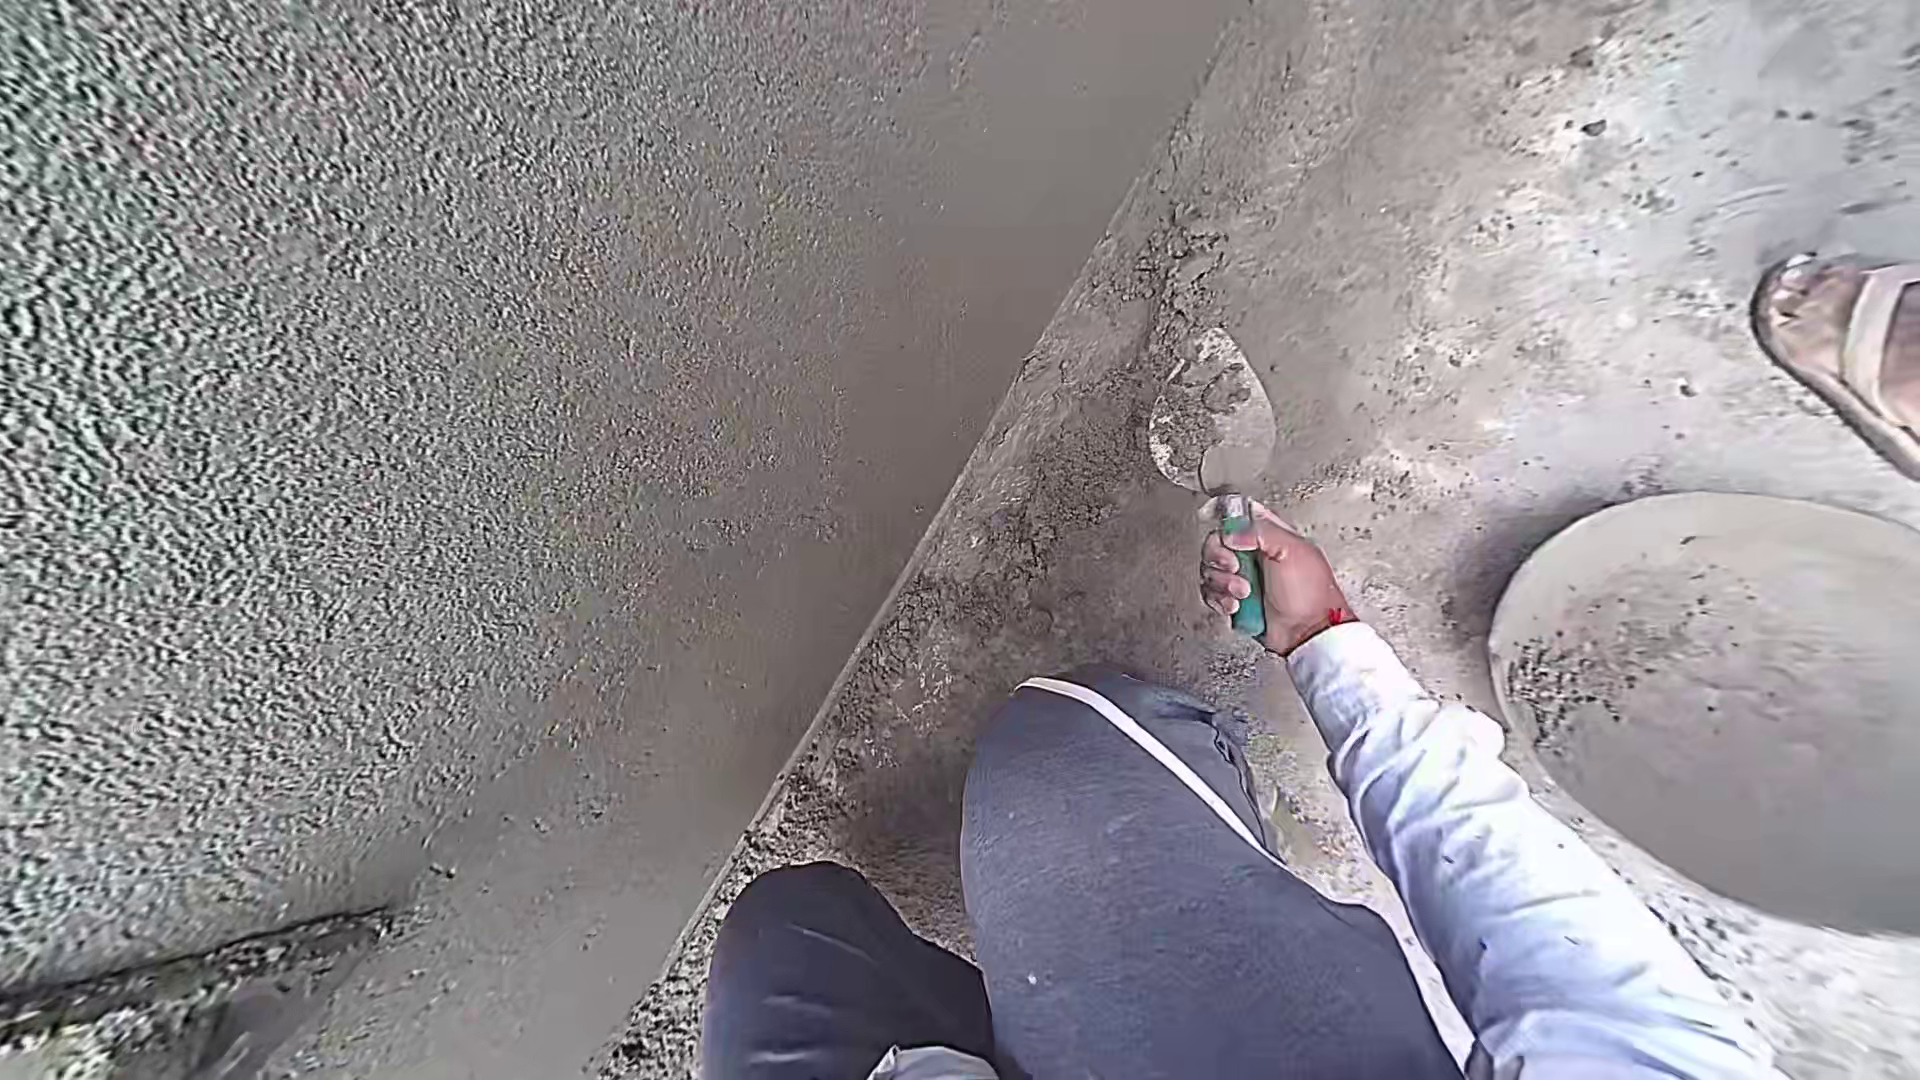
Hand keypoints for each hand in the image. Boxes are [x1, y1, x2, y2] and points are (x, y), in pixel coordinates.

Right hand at [1199, 499, 1353, 655]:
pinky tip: (1236, 606)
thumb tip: (1230, 532)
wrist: (1306, 633)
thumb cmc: (1310, 594)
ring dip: (1223, 584)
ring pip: (1210, 570)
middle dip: (1220, 557)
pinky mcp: (1232, 599)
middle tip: (1235, 568)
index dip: (1225, 520)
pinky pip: (1209, 593)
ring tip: (1244, 593)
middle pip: (1215, 543)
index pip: (1238, 516)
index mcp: (1270, 536)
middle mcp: (1253, 554)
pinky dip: (1219, 600)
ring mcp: (1241, 577)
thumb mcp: (1293, 551)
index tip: (1224, 534)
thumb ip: (1260, 531)